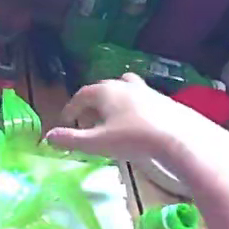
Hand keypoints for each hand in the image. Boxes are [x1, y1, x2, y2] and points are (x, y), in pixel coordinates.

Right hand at [44, 74, 228, 179]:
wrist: (180, 139)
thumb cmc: (133, 138)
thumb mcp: (97, 143)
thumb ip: (71, 139)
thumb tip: (48, 137)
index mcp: (104, 91)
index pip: (80, 96)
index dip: (70, 110)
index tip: (66, 124)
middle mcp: (123, 85)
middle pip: (100, 90)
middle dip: (89, 105)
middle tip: (86, 124)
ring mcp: (145, 90)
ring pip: (122, 90)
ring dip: (111, 102)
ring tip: (110, 119)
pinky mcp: (163, 100)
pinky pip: (139, 99)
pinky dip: (130, 108)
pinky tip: (134, 125)